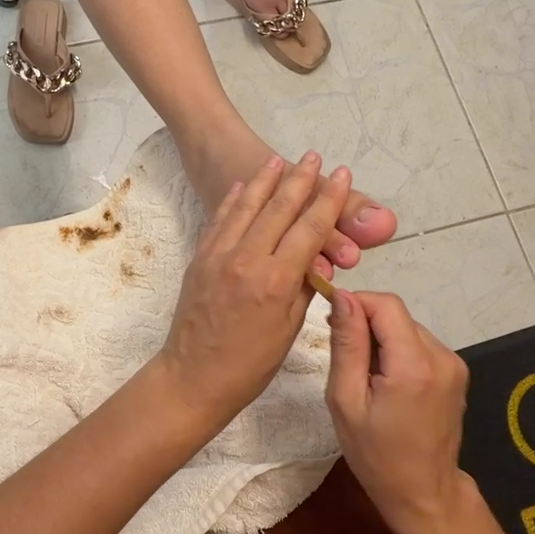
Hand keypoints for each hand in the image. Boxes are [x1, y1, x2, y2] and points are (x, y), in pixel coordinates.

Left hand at [157, 152, 351, 420]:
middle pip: (279, 209)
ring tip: (278, 159)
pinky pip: (220, 222)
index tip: (341, 175)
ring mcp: (219, 256)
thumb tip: (319, 260)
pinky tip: (242, 187)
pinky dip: (233, 202)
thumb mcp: (287, 329)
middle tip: (314, 156)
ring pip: (246, 208)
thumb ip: (303, 288)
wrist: (193, 377)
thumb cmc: (250, 365)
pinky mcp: (200, 259)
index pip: (310, 229)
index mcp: (276, 280)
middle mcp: (247, 260)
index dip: (329, 200)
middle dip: (300, 180)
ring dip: (264, 181)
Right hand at [325, 291, 482, 533]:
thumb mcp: (346, 400)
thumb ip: (347, 344)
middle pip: (397, 315)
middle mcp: (442, 357)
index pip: (385, 304)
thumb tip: (343, 297)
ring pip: (407, 328)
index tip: (332, 324)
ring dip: (382, 340)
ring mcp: (454, 364)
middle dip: (366, 325)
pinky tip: (387, 383)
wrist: (423, 493)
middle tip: (344, 358)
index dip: (355, 304)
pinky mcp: (456, 372)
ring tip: (366, 377)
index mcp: (414, 364)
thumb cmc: (375, 454)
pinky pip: (419, 344)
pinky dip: (398, 353)